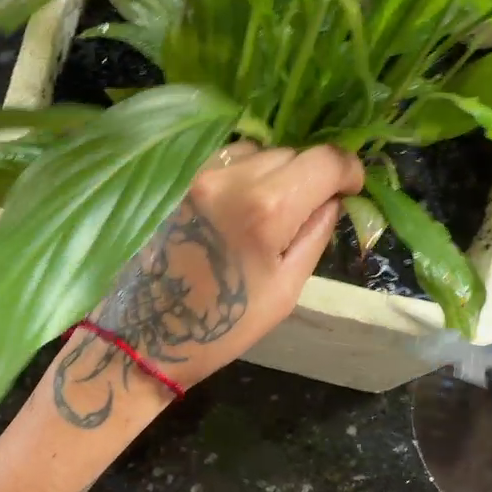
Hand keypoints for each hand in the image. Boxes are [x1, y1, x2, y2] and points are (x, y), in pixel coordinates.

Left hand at [50, 143, 362, 427]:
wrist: (141, 340)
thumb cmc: (217, 329)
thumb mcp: (284, 292)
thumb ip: (315, 235)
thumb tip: (332, 199)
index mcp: (265, 208)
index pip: (324, 160)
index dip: (347, 170)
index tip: (350, 188)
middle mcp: (228, 178)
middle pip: (289, 153)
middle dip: (304, 178)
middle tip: (300, 214)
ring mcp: (193, 175)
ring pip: (253, 151)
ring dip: (267, 174)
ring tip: (258, 216)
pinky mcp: (169, 182)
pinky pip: (218, 161)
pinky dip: (234, 177)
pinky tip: (227, 212)